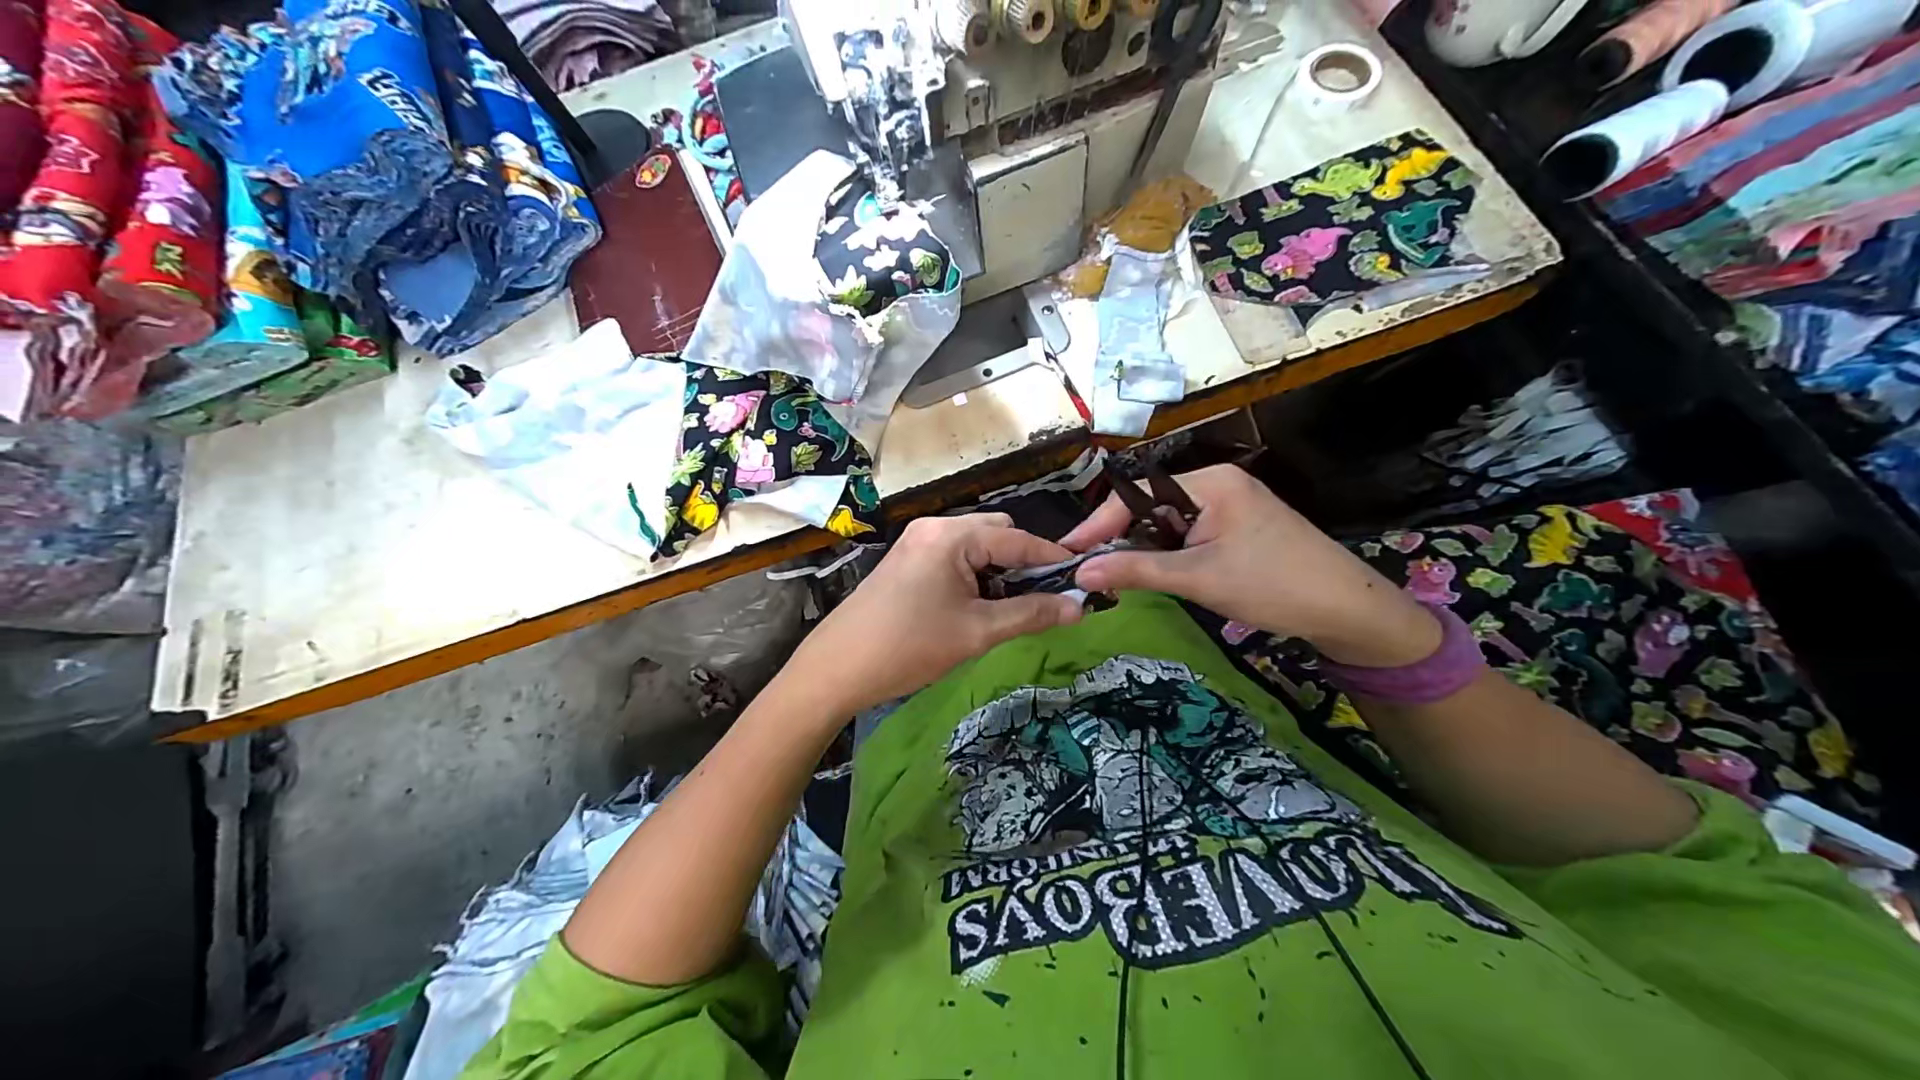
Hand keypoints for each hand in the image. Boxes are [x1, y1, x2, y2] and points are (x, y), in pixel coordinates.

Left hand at [779, 514, 1083, 718]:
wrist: (836, 668)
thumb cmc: (909, 647)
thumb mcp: (977, 632)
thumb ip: (1030, 614)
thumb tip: (1077, 608)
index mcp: (951, 536)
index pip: (1017, 538)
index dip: (1052, 558)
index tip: (1083, 579)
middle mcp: (934, 527)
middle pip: (996, 533)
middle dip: (1023, 562)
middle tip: (1042, 599)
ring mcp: (916, 542)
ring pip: (975, 546)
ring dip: (999, 570)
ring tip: (1011, 608)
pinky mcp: (906, 560)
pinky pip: (954, 556)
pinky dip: (975, 574)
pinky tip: (978, 605)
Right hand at [1061, 465, 1440, 666]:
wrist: (1349, 610)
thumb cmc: (1274, 585)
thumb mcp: (1197, 578)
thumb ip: (1135, 571)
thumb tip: (1079, 573)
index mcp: (1209, 483)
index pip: (1136, 495)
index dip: (1098, 525)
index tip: (1067, 552)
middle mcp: (1216, 486)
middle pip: (1149, 507)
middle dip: (1118, 538)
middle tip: (1087, 571)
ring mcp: (1229, 507)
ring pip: (1166, 524)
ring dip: (1141, 550)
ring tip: (1113, 577)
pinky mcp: (1236, 529)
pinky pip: (1187, 536)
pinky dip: (1166, 556)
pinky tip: (1153, 576)